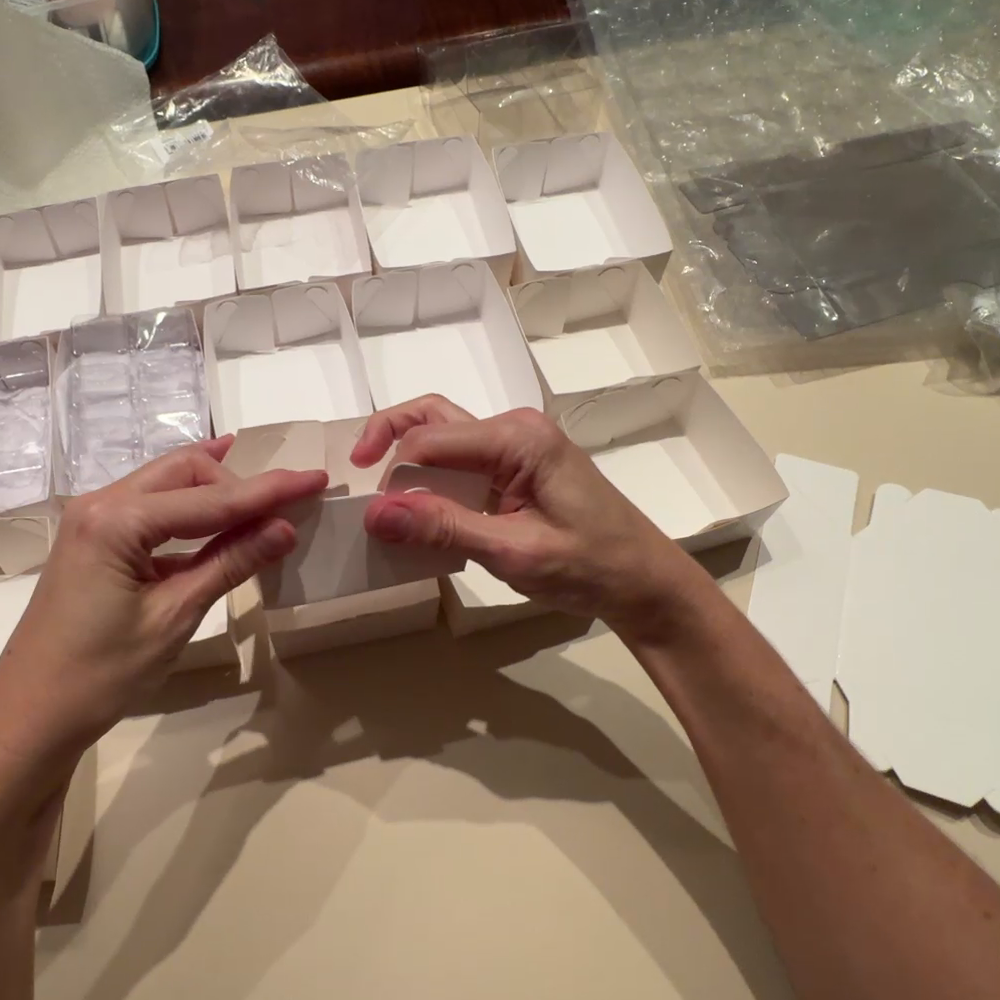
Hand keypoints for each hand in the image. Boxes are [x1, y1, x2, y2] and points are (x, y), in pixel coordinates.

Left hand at [0, 436, 327, 755]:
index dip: (267, 490)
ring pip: (166, 484)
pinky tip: (217, 510)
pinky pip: (149, 508)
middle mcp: (100, 503)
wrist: (33, 713)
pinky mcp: (93, 540)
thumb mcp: (173, 617)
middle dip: (240, 481)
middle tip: (291, 497)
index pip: (208, 499)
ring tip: (266, 498)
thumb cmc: (102, 674)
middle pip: (183, 472)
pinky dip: (188, 509)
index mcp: (116, 520)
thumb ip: (229, 563)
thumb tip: (284, 528)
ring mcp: (92, 519)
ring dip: (215, 490)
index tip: (314, 477)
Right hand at [352, 396, 705, 637]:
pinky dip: (429, 478)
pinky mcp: (515, 465)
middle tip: (357, 479)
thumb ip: (444, 528)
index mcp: (517, 438)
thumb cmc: (589, 567)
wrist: (642, 581)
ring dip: (405, 459)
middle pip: (429, 417)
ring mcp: (515, 444)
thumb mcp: (513, 553)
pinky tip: (417, 509)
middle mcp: (513, 428)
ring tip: (382, 498)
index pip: (429, 440)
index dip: (393, 475)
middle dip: (387, 443)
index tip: (374, 519)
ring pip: (440, 434)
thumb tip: (376, 514)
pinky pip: (458, 459)